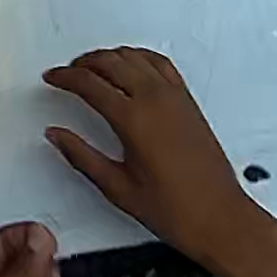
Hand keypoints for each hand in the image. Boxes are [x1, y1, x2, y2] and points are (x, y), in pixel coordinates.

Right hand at [42, 47, 271, 268]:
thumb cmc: (178, 211)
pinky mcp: (186, 98)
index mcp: (133, 119)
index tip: (52, 78)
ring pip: (131, 56)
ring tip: (93, 66)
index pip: (88, 83)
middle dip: (82, 63)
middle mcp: (153, 99)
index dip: (64, 77)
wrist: (224, 221)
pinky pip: (158, 62)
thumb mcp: (119, 189)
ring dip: (108, 56)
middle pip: (108, 62)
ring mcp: (172, 95)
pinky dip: (138, 56)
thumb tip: (56, 135)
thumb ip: (82, 156)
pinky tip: (131, 63)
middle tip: (68, 72)